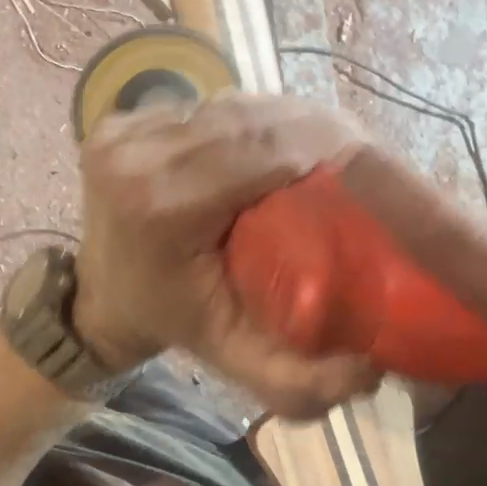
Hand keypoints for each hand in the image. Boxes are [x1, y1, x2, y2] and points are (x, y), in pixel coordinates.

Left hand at [71, 94, 379, 416]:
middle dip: (323, 134)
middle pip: (254, 121)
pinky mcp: (121, 119)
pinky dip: (250, 119)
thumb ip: (299, 379)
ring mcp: (124, 129)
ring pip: (233, 106)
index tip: (388, 171)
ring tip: (336, 147)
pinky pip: (206, 106)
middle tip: (372, 159)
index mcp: (161, 205)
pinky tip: (280, 139)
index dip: (336, 154)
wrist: (97, 295)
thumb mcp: (231, 355)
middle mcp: (137, 153)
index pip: (269, 153)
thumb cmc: (168, 320)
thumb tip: (375, 370)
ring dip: (289, 121)